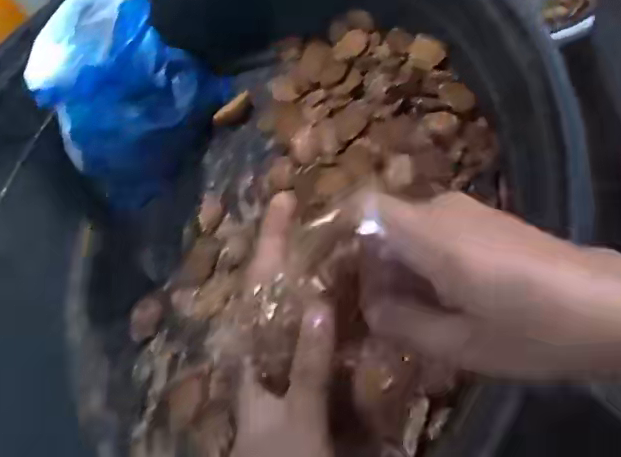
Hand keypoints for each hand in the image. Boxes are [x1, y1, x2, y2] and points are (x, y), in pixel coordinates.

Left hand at [234, 192, 333, 456]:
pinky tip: (368, 311)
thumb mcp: (294, 424)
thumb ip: (305, 365)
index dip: (269, 239)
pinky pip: (328, 351)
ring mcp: (290, 375)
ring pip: (306, 317)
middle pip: (282, 293)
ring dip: (325, 283)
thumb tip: (317, 302)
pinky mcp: (311, 397)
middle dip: (299, 254)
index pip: (259, 284)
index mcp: (253, 354)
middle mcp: (268, 355)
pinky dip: (342, 325)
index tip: (283, 197)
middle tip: (330, 219)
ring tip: (353, 250)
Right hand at [360, 192, 620, 380]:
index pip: (362, 206)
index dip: (337, 232)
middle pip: (383, 222)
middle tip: (369, 315)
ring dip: (399, 267)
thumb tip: (369, 305)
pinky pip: (435, 232)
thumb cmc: (533, 327)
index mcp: (428, 231)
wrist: (608, 304)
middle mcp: (440, 207)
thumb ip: (405, 323)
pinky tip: (443, 303)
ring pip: (409, 229)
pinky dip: (424, 262)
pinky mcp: (484, 220)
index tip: (328, 273)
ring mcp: (465, 210)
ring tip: (405, 318)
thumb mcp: (463, 344)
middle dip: (370, 264)